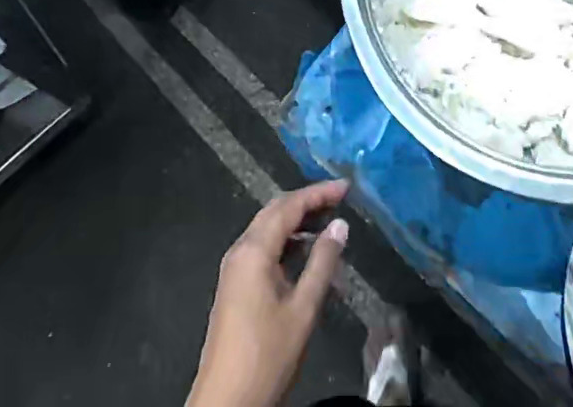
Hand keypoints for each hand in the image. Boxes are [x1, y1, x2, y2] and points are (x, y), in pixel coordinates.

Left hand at [188, 181, 350, 406]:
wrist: (226, 402)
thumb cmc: (268, 354)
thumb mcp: (304, 308)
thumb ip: (323, 262)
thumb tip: (340, 225)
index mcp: (253, 250)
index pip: (288, 206)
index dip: (318, 193)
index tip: (346, 187)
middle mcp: (240, 250)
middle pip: (275, 211)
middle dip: (307, 201)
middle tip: (339, 199)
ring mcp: (234, 268)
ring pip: (268, 229)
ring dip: (297, 221)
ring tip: (329, 221)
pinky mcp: (235, 284)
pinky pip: (263, 248)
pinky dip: (286, 241)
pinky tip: (306, 252)